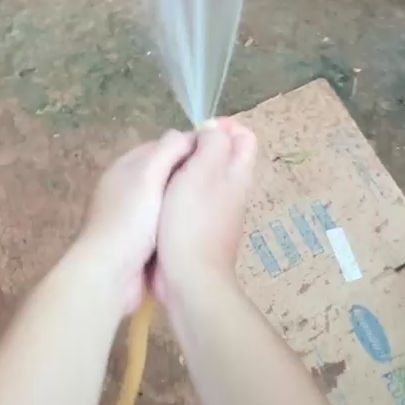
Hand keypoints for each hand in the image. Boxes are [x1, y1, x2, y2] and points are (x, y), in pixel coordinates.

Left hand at [65, 130, 195, 315]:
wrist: (110, 273)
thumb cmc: (130, 219)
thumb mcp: (148, 176)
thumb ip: (167, 151)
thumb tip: (188, 135)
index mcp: (124, 167)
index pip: (159, 146)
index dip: (184, 147)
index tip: (211, 154)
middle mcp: (126, 187)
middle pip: (163, 173)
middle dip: (185, 175)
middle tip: (216, 179)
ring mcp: (131, 215)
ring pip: (164, 200)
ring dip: (182, 201)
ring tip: (211, 203)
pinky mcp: (137, 241)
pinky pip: (163, 224)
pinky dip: (176, 223)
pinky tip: (195, 227)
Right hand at [153, 118, 257, 306]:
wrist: (189, 278)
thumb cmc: (192, 219)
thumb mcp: (202, 170)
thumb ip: (212, 143)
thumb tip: (212, 129)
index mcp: (237, 173)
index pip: (244, 137)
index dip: (224, 126)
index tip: (196, 129)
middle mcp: (233, 190)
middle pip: (224, 156)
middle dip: (201, 146)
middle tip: (175, 150)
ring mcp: (218, 212)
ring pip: (206, 177)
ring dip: (186, 168)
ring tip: (163, 169)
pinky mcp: (200, 229)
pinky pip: (192, 199)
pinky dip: (178, 191)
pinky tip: (160, 196)